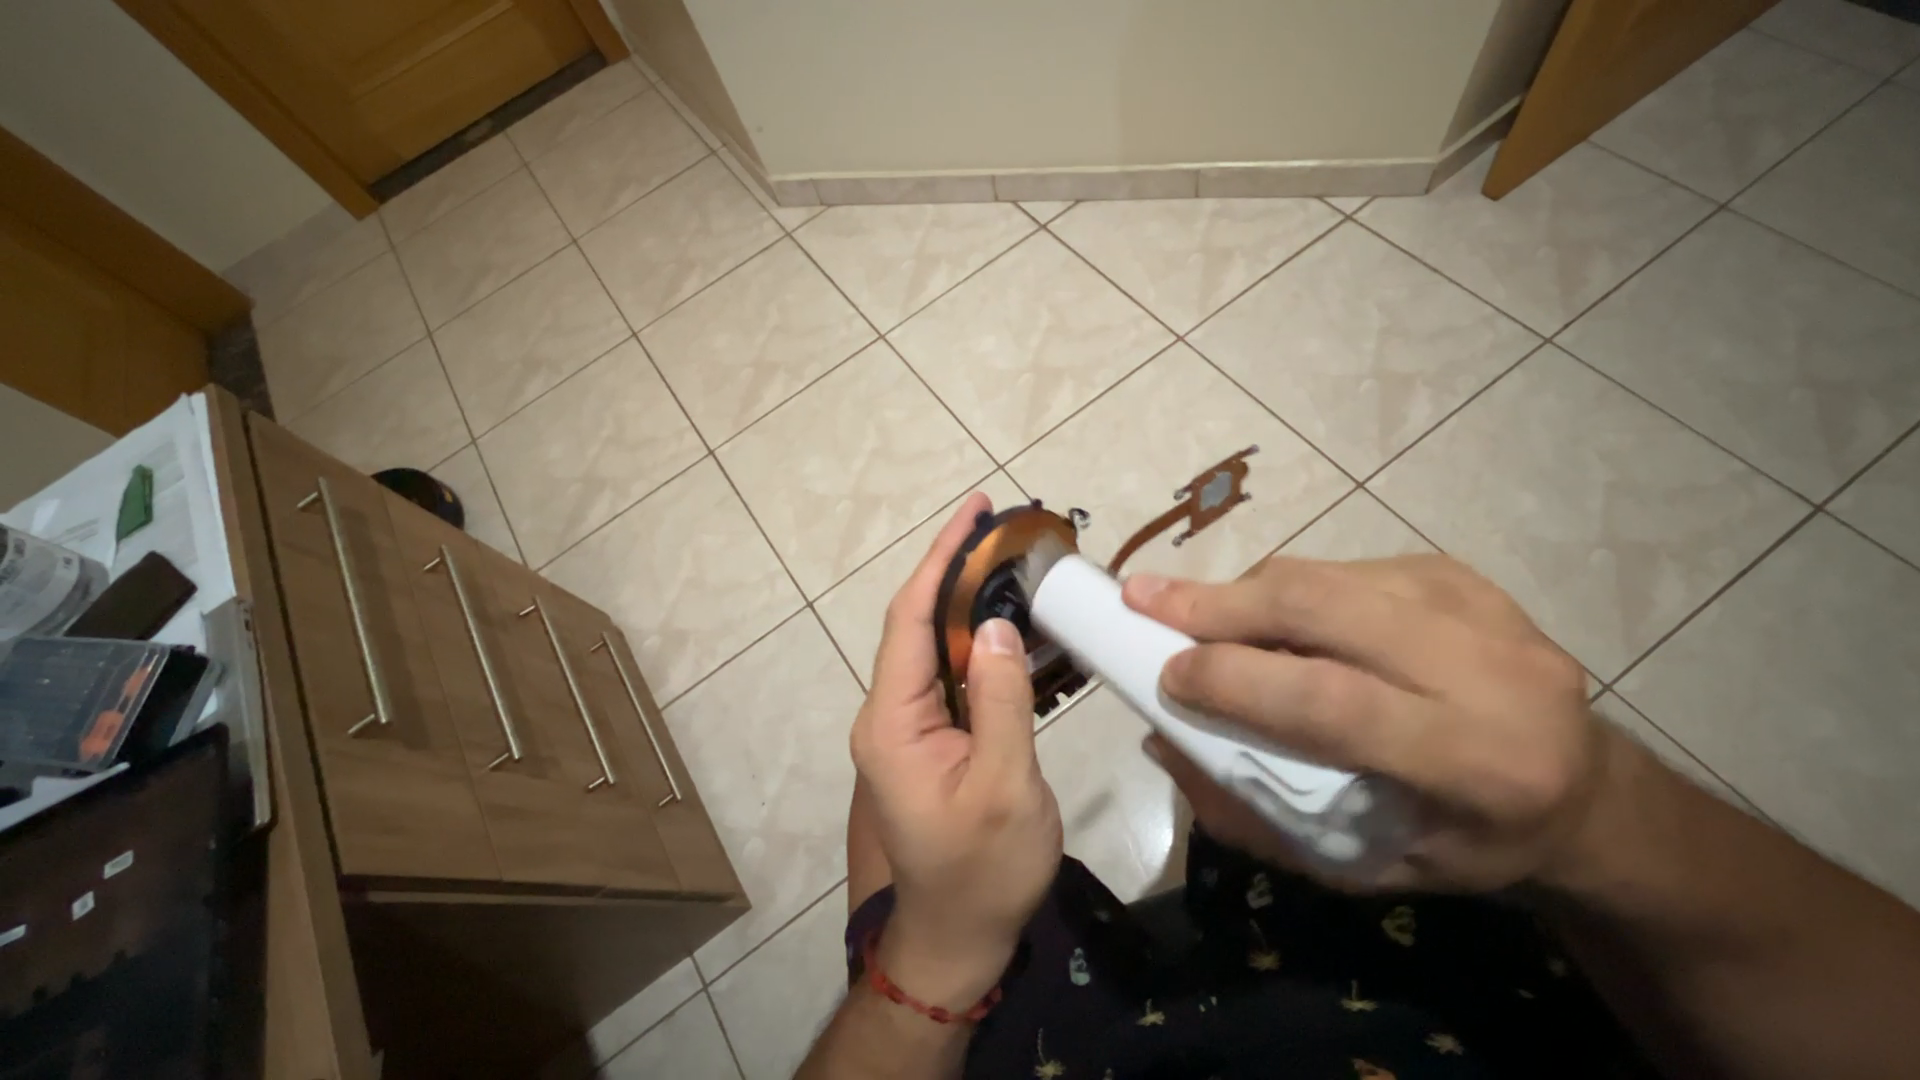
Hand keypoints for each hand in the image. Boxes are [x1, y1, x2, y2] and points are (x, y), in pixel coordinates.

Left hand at [850, 494, 1062, 1002]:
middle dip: (957, 570)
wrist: (958, 940)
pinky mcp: (930, 740)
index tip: (972, 511)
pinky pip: (952, 677)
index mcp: (893, 721)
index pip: (911, 618)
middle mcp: (889, 714)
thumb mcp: (1004, 787)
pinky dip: (982, 643)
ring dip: (971, 603)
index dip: (941, 559)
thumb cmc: (982, 872)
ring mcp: (908, 728)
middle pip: (919, 623)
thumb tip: (1001, 625)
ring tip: (1014, 562)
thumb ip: (1002, 701)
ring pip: (937, 647)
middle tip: (1005, 527)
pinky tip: (1015, 624)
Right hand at [1124, 553, 1610, 892]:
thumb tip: (1164, 742)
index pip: (1334, 701)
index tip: (1165, 675)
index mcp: (1475, 762)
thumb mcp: (1362, 864)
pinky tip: (1270, 616)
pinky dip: (1290, 588)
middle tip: (1141, 598)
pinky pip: (1346, 568)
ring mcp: (1481, 609)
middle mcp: (1489, 670)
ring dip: (1245, 591)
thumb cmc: (1464, 845)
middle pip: (1326, 609)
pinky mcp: (1463, 576)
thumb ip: (1257, 816)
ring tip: (1193, 609)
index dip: (1237, 679)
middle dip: (1220, 603)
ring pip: (1327, 576)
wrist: (1587, 793)